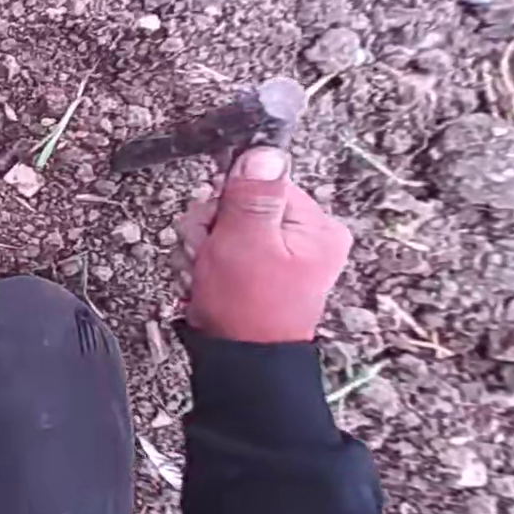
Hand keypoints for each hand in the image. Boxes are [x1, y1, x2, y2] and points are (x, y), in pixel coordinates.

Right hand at [174, 147, 351, 343]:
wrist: (239, 360)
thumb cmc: (247, 307)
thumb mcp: (245, 243)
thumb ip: (252, 196)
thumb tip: (264, 152)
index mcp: (314, 226)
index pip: (259, 181)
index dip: (227, 199)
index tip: (218, 224)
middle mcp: (300, 236)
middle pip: (235, 201)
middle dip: (208, 224)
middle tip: (209, 251)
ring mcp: (276, 252)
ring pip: (218, 222)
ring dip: (200, 242)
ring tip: (205, 268)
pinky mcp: (254, 265)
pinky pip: (216, 243)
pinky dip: (202, 257)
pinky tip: (204, 275)